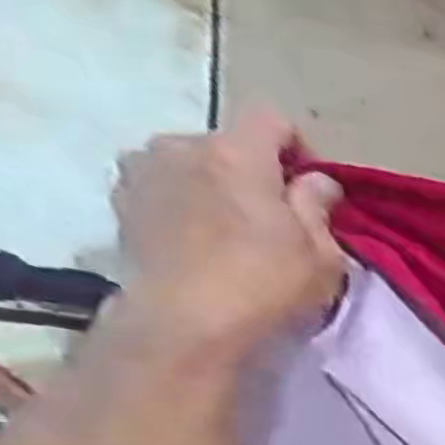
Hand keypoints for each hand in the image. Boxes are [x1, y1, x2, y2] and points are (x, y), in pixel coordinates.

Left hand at [111, 110, 345, 360]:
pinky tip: (202, 244)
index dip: (301, 149)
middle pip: (229, 145)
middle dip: (255, 174)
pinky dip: (186, 206)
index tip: (314, 191)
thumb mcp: (323, 255)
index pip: (272, 119)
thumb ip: (318, 208)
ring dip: (216, 188)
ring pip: (192, 166)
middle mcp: (181, 147)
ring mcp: (142, 173)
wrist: (187, 325)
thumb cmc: (268, 285)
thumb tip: (317, 182)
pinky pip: (164, 190)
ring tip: (235, 233)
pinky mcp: (121, 205)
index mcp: (236, 152)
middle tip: (277, 221)